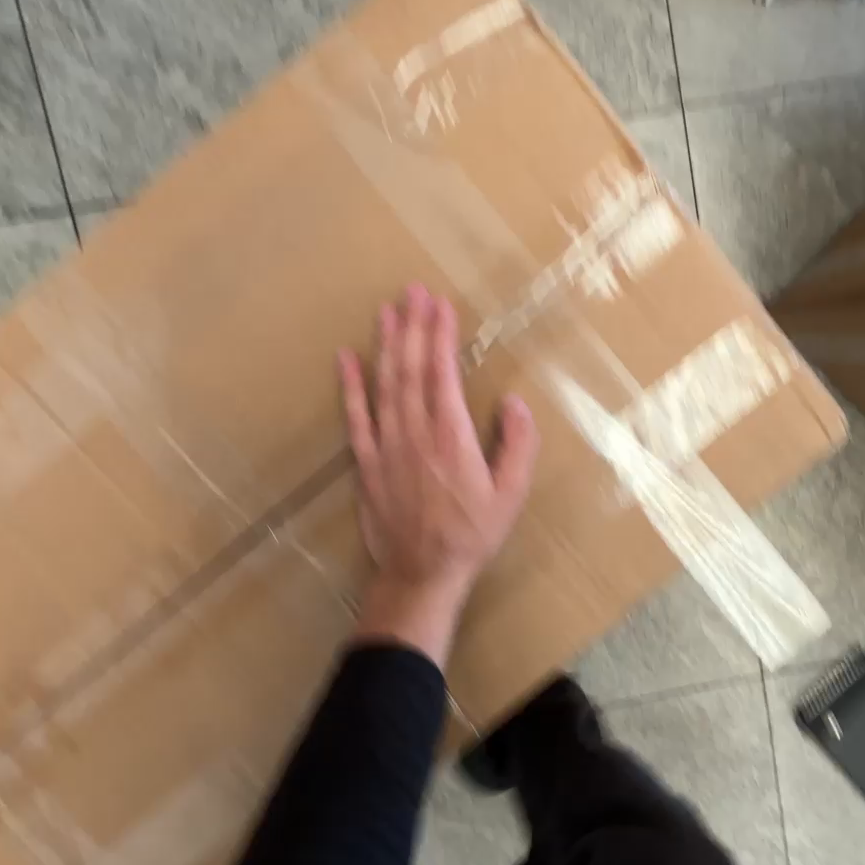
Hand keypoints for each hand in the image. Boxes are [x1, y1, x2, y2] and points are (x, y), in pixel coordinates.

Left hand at [337, 284, 538, 667]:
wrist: (422, 573)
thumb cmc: (472, 535)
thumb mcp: (511, 495)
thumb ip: (517, 445)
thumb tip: (513, 402)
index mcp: (451, 436)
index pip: (443, 372)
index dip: (441, 335)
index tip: (441, 304)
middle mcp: (414, 432)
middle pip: (412, 368)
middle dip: (414, 326)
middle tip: (414, 290)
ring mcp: (385, 445)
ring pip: (384, 384)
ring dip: (386, 344)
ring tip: (387, 310)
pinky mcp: (365, 462)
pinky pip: (356, 416)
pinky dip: (350, 385)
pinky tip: (346, 357)